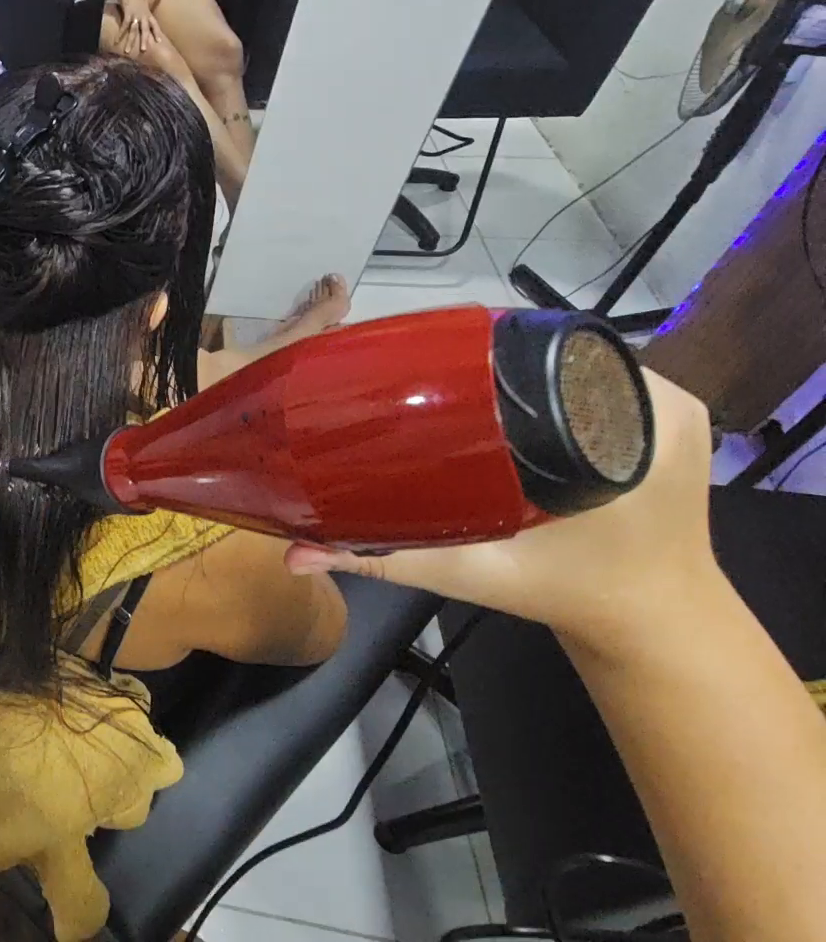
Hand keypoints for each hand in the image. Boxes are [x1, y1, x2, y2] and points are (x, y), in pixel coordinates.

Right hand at [113, 0, 162, 54]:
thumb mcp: (141, 4)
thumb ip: (143, 11)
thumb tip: (141, 19)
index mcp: (147, 13)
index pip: (154, 24)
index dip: (156, 32)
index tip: (159, 41)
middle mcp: (143, 15)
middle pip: (145, 30)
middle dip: (144, 40)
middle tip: (144, 50)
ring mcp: (136, 15)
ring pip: (134, 31)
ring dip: (130, 41)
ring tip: (127, 51)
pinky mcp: (128, 14)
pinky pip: (124, 26)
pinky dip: (120, 34)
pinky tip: (116, 41)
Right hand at [285, 370, 723, 648]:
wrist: (651, 622)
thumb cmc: (569, 592)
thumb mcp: (470, 574)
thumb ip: (384, 561)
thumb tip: (292, 555)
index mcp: (633, 433)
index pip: (550, 355)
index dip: (481, 347)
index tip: (419, 360)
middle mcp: (665, 407)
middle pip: (558, 351)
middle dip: (485, 355)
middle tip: (417, 372)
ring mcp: (676, 410)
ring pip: (577, 361)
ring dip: (515, 363)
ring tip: (446, 376)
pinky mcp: (673, 420)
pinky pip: (599, 379)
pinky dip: (549, 378)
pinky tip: (496, 391)